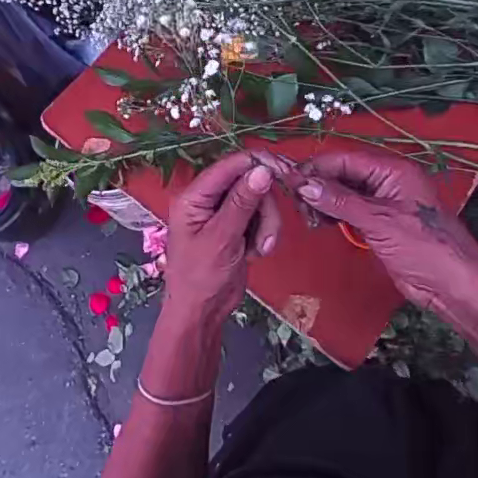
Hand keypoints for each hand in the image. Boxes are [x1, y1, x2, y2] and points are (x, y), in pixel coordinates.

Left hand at [162, 150, 283, 325]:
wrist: (201, 313)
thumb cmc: (200, 278)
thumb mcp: (222, 239)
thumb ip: (242, 203)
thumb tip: (262, 170)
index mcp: (194, 197)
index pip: (229, 166)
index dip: (257, 165)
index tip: (284, 171)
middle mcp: (207, 200)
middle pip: (249, 183)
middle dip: (264, 208)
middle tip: (265, 236)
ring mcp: (223, 214)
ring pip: (259, 202)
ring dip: (266, 225)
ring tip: (259, 249)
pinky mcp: (237, 228)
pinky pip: (260, 219)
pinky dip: (264, 234)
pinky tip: (255, 253)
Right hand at [289, 149, 477, 314]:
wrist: (454, 287)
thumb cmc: (425, 249)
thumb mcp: (379, 222)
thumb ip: (340, 202)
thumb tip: (304, 185)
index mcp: (394, 171)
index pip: (346, 159)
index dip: (317, 168)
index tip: (290, 182)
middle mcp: (388, 181)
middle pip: (344, 173)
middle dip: (319, 185)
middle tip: (297, 203)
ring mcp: (384, 203)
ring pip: (345, 192)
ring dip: (324, 201)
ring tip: (308, 216)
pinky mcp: (380, 223)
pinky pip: (351, 210)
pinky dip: (334, 215)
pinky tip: (320, 223)